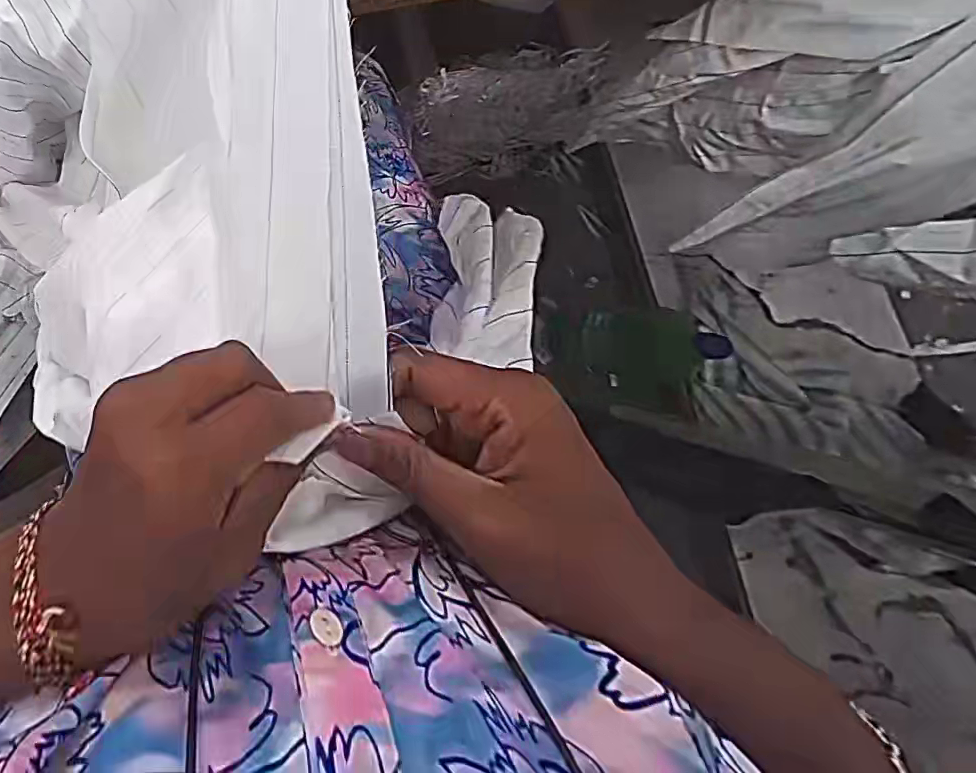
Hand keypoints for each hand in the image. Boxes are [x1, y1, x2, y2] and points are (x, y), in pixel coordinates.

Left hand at [39, 341, 333, 664]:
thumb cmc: (151, 586)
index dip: (301, 408)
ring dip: (240, 383)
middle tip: (284, 420)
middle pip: (234, 362)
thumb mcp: (232, 553)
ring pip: (209, 359)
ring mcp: (128, 398)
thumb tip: (302, 438)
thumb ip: (274, 484)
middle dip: (270, 385)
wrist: (66, 582)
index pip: (261, 410)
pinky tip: (214, 423)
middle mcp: (151, 417)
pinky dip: (210, 387)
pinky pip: (184, 370)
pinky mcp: (117, 395)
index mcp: (183, 466)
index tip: (323, 412)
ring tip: (250, 423)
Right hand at [331, 350, 685, 641]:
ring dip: (414, 452)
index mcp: (507, 394)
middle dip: (394, 430)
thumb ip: (407, 467)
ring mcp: (512, 418)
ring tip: (395, 487)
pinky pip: (454, 440)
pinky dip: (435, 464)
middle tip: (361, 469)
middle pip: (424, 392)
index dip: (374, 396)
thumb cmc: (564, 560)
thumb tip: (344, 434)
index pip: (417, 368)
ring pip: (435, 418)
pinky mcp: (511, 443)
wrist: (637, 606)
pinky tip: (429, 494)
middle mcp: (509, 393)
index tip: (338, 431)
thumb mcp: (476, 515)